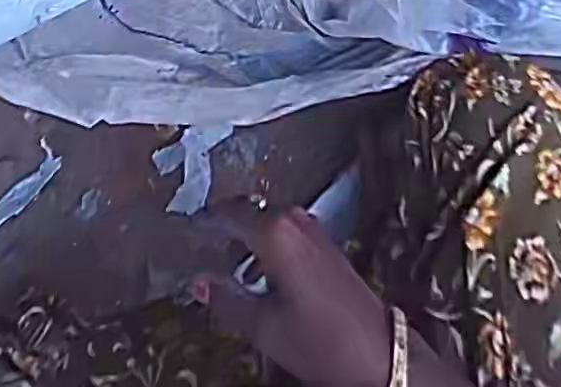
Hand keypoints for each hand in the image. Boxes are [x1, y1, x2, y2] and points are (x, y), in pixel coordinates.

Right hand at [195, 203, 392, 386]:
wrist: (373, 348)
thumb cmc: (319, 338)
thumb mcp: (264, 327)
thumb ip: (227, 300)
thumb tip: (200, 281)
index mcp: (274, 231)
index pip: (229, 213)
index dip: (206, 221)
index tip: (187, 230)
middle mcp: (292, 218)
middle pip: (248, 212)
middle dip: (225, 226)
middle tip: (201, 246)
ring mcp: (310, 226)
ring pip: (266, 220)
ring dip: (245, 235)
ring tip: (224, 261)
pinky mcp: (320, 238)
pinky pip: (283, 229)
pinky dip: (265, 241)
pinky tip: (256, 269)